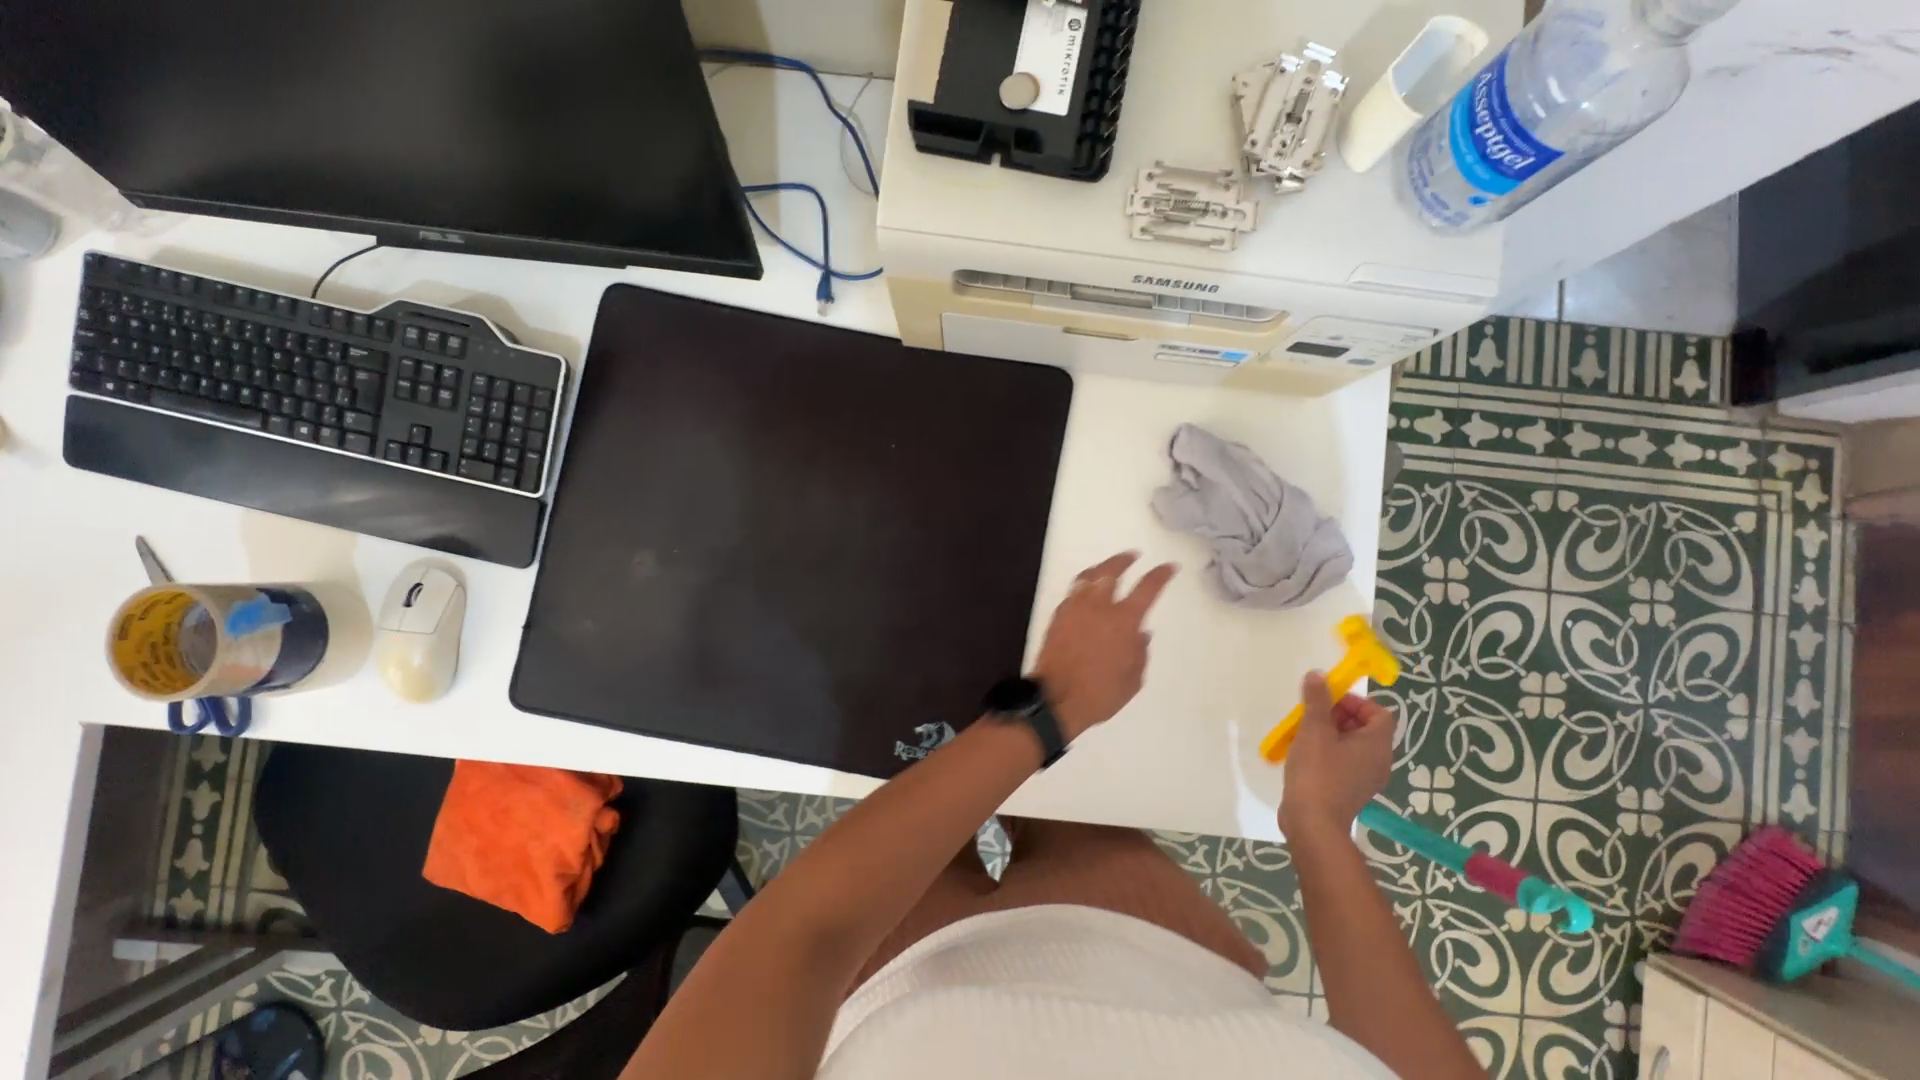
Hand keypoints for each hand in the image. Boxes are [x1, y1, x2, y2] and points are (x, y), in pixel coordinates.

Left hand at [1031, 552, 1177, 740]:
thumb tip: (1141, 634)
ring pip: (1088, 577)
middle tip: (1133, 556)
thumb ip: (1140, 653)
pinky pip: (1073, 591)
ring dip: (1101, 568)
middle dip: (1124, 560)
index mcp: (1123, 621)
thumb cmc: (1100, 694)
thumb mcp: (1133, 680)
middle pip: (1111, 571)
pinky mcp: (1057, 617)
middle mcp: (1099, 607)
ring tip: (1108, 568)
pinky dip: (1083, 585)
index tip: (1169, 567)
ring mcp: (1075, 609)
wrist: (1056, 700)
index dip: (1160, 575)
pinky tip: (1086, 590)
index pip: (1147, 588)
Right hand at [1278, 672, 1395, 840]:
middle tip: (1312, 714)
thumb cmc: (1318, 773)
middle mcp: (1379, 761)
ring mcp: (1366, 779)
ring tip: (1303, 733)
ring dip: (1331, 735)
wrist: (1313, 823)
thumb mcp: (1314, 730)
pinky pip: (1344, 763)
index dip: (1357, 702)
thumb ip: (1318, 700)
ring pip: (1353, 746)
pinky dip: (1329, 754)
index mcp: (1377, 744)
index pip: (1380, 714)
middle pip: (1366, 728)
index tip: (1330, 701)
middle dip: (1339, 716)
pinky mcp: (1350, 791)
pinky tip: (1304, 756)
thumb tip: (1318, 675)